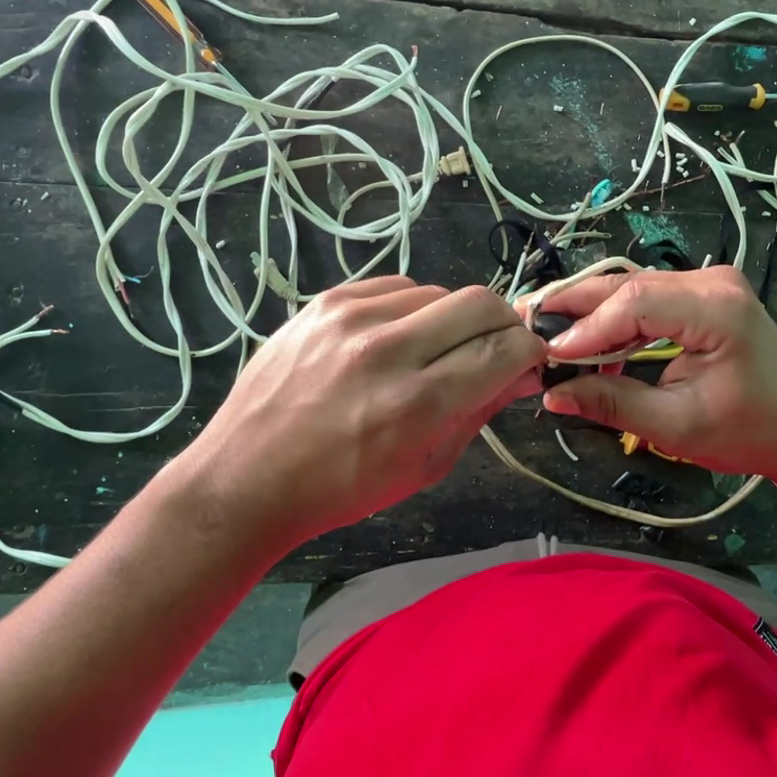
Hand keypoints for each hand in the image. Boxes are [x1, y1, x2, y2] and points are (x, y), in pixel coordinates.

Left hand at [188, 276, 544, 541]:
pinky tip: (397, 337)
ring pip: (440, 291)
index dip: (529, 352)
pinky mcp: (326, 301)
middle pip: (482, 303)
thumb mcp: (425, 466)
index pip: (504, 350)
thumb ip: (479, 412)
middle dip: (505, 324)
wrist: (246, 477)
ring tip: (436, 349)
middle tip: (498, 347)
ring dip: (454, 318)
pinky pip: (396, 287)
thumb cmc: (342, 488)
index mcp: (418, 404)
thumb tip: (522, 372)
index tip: (529, 362)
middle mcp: (388, 349)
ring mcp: (352, 317)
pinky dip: (412, 308)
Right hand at [537, 266, 776, 486]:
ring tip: (549, 334)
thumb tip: (551, 394)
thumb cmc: (747, 433)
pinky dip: (618, 320)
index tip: (547, 355)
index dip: (586, 328)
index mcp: (717, 308)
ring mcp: (712, 281)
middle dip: (577, 308)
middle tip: (526, 321)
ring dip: (592, 314)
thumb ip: (611, 403)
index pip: (634, 302)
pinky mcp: (706, 292)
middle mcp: (714, 280)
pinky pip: (649, 297)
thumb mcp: (674, 426)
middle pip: (629, 285)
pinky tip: (592, 347)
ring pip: (634, 288)